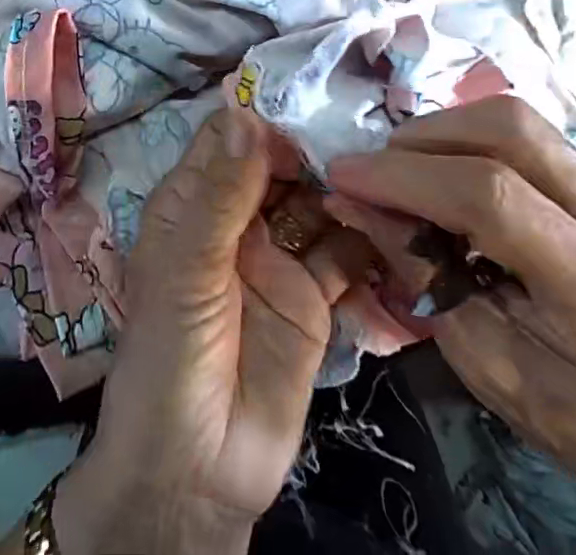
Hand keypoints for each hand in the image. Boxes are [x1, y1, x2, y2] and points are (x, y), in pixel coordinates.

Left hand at [53, 109, 372, 554]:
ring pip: (319, 209)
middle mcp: (235, 223)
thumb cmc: (172, 351)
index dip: (265, 129)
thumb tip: (243, 113)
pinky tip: (403, 232)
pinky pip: (346, 259)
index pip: (227, 144)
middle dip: (318, 159)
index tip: (314, 121)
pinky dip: (371, 245)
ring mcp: (278, 260)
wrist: (199, 463)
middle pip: (280, 170)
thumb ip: (220, 194)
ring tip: (396, 185)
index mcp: (191, 205)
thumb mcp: (190, 265)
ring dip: (351, 198)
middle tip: (375, 148)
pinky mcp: (315, 301)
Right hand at [321, 95, 575, 487]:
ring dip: (443, 134)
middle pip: (513, 133)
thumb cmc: (559, 409)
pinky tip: (451, 183)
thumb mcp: (473, 354)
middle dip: (422, 139)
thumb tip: (346, 200)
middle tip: (375, 170)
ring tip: (408, 172)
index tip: (342, 176)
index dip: (404, 177)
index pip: (492, 198)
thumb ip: (414, 269)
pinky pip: (532, 139)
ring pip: (522, 123)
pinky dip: (471, 147)